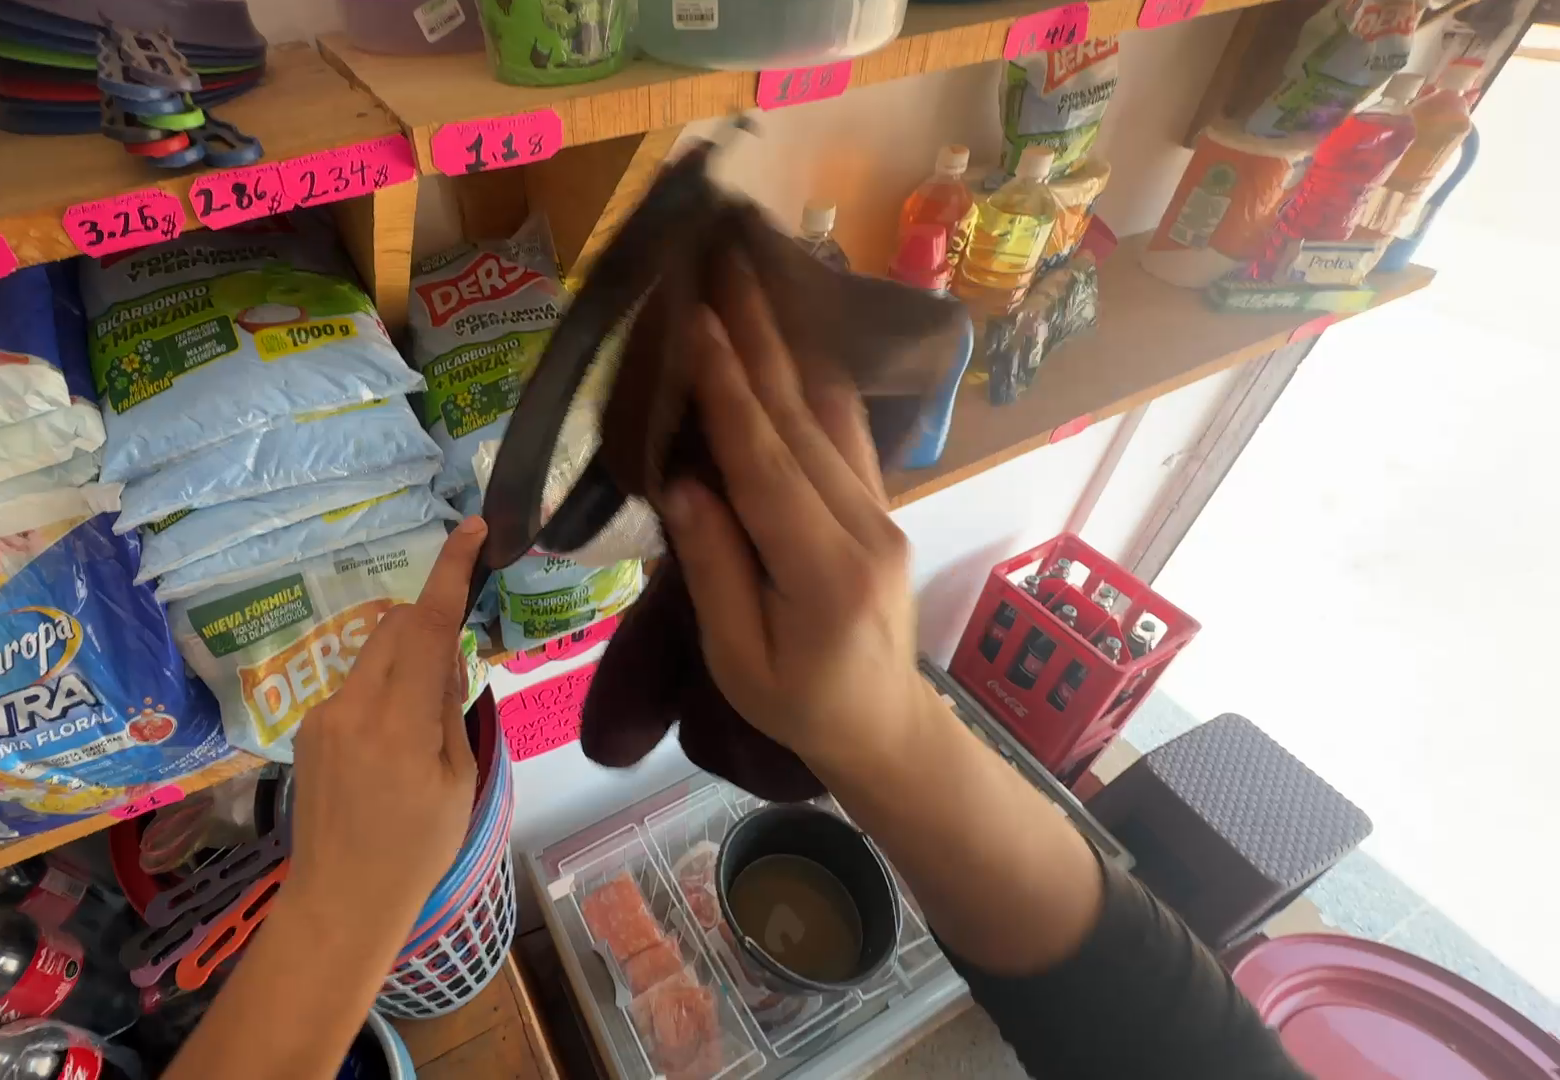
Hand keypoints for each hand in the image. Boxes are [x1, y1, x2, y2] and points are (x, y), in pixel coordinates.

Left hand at [284, 519, 484, 937]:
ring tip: (422, 717)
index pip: (426, 626)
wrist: (340, 902)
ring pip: (374, 652)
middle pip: (394, 625)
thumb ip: (447, 703)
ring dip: (406, 656)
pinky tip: (392, 740)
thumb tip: (445, 651)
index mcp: (399, 723)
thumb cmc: (417, 848)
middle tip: (454, 662)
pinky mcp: (308, 727)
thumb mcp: (458, 777)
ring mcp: (322, 714)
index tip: (471, 530)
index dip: (450, 572)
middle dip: (429, 618)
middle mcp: (352, 706)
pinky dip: (385, 685)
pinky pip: (357, 682)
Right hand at [659, 255, 925, 775]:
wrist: (884, 726)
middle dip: (759, 339)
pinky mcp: (880, 508)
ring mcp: (880, 511)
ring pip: (829, 415)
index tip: (700, 322)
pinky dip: (816, 380)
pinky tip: (797, 343)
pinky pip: (846, 434)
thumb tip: (684, 484)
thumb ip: (714, 570)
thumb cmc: (800, 707)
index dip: (728, 391)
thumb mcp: (739, 659)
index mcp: (823, 571)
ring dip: (788, 345)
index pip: (766, 464)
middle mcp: (862, 525)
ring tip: (759, 282)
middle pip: (801, 419)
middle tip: (729, 264)